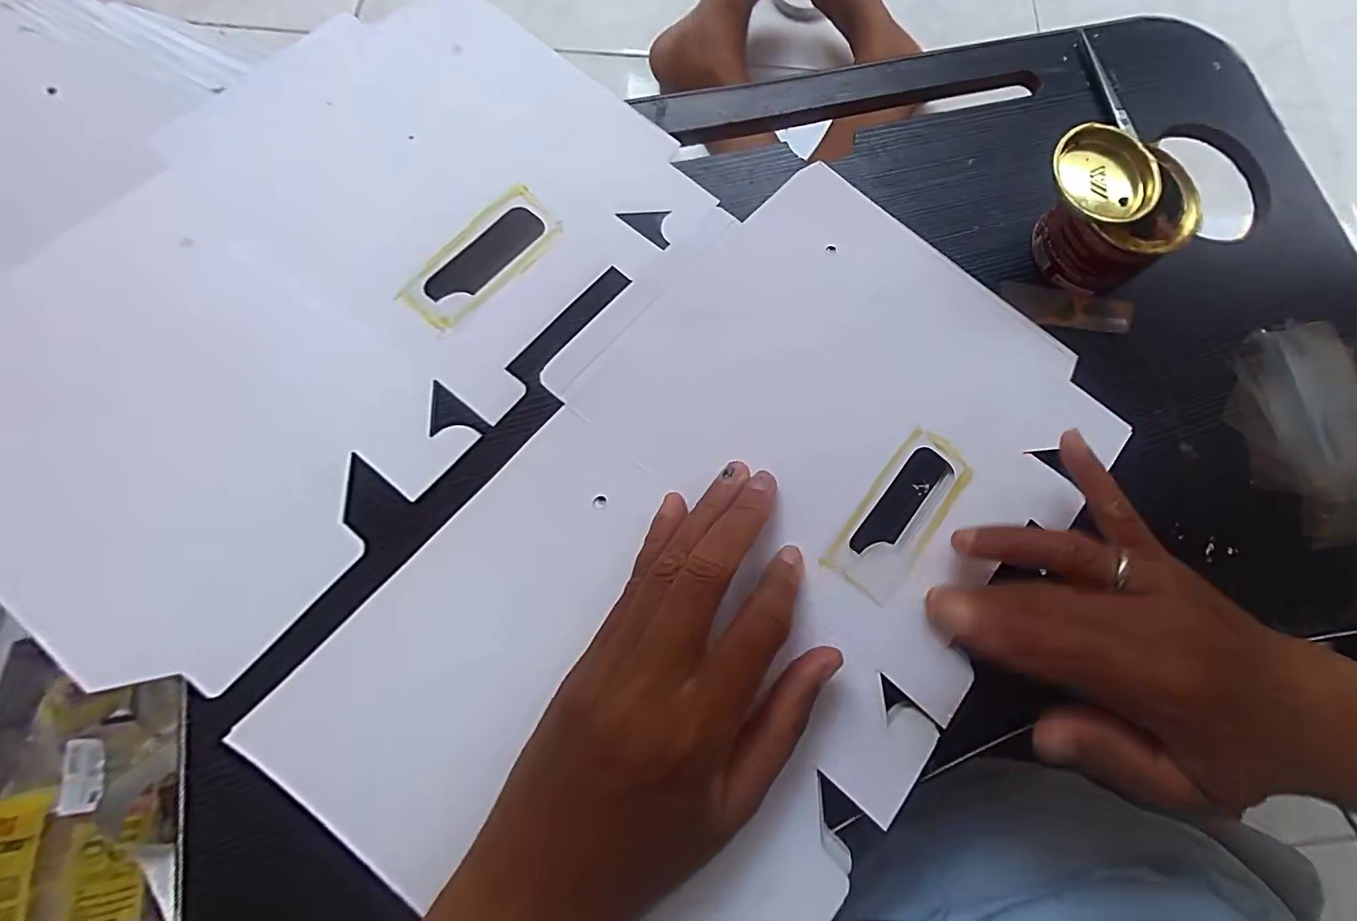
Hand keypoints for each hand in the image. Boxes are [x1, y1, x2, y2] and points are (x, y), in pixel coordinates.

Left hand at [428, 463, 842, 920]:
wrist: (530, 890)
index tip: (794, 553)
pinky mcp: (586, 660)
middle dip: (738, 522)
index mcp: (698, 727)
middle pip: (702, 580)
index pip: (753, 631)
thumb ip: (785, 724)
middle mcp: (652, 684)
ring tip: (732, 477)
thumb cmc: (647, 851)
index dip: (779, 586)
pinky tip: (673, 509)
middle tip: (763, 482)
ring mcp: (610, 666)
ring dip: (702, 518)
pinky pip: (629, 589)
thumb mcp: (733, 806)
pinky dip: (655, 543)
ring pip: (665, 572)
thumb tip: (826, 658)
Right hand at [927, 430, 1355, 814]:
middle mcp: (1153, 615)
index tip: (947, 615)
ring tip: (967, 537)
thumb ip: (1111, 757)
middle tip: (935, 588)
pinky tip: (1070, 441)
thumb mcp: (1182, 788)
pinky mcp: (1165, 559)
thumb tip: (1038, 731)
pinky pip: (1124, 514)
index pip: (1061, 648)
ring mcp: (1158, 577)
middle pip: (1056, 600)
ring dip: (1019, 542)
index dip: (999, 631)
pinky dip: (1095, 477)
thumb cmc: (1237, 754)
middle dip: (991, 596)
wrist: (1305, 706)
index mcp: (1156, 678)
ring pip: (1076, 553)